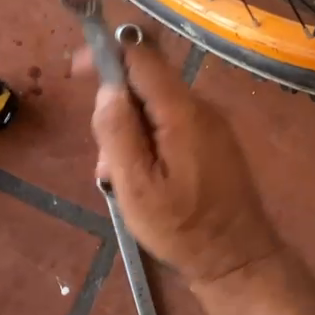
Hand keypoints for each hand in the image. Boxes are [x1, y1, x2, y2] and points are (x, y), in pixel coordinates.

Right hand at [81, 39, 281, 284]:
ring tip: (121, 178)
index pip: (140, 55)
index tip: (76, 70)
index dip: (106, 53)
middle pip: (145, 81)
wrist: (238, 261)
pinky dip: (148, 141)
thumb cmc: (182, 228)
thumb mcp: (136, 186)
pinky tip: (143, 179)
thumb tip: (106, 88)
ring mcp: (210, 122)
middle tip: (104, 157)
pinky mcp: (213, 140)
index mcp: (181, 111)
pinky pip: (170, 123)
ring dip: (129, 131)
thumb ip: (118, 132)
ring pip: (154, 105)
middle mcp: (200, 106)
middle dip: (115, 108)